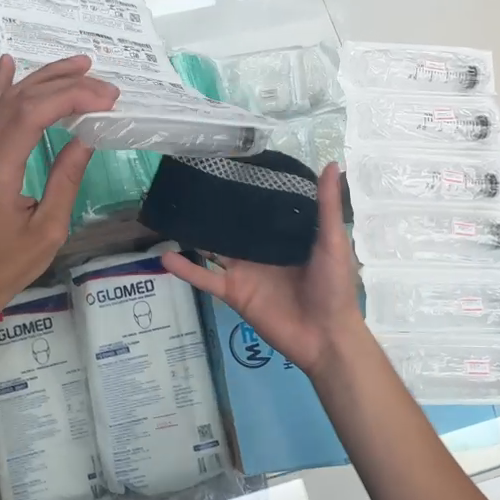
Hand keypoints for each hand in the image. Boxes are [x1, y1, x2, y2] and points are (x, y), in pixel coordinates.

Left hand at [0, 54, 117, 313]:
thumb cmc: (6, 267)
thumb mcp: (47, 231)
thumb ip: (65, 180)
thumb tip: (86, 137)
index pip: (32, 115)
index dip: (71, 97)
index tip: (107, 98)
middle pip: (21, 100)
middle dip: (65, 85)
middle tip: (105, 84)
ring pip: (6, 101)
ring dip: (42, 79)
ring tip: (78, 64)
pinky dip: (2, 86)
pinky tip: (10, 63)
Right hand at [162, 164, 370, 375]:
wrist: (326, 336)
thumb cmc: (334, 286)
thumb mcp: (333, 241)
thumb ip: (327, 206)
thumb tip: (331, 163)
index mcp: (285, 237)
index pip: (262, 209)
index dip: (249, 190)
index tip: (231, 166)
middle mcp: (261, 251)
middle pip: (233, 226)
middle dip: (216, 209)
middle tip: (192, 183)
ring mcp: (244, 271)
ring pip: (213, 249)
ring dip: (194, 235)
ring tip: (171, 213)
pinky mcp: (233, 292)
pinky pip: (205, 278)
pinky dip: (185, 270)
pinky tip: (165, 256)